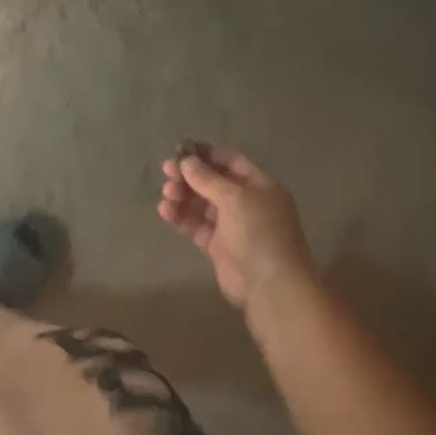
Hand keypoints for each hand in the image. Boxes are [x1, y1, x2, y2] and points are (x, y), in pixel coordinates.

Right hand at [159, 143, 314, 309]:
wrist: (269, 284)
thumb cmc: (258, 232)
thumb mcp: (235, 198)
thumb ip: (208, 179)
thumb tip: (186, 161)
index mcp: (259, 185)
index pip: (231, 162)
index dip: (206, 154)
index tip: (180, 150)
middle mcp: (246, 202)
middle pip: (213, 182)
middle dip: (189, 177)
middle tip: (166, 173)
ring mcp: (232, 225)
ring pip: (202, 204)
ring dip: (183, 197)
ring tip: (166, 196)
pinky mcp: (218, 246)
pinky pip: (196, 226)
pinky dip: (182, 218)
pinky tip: (166, 212)